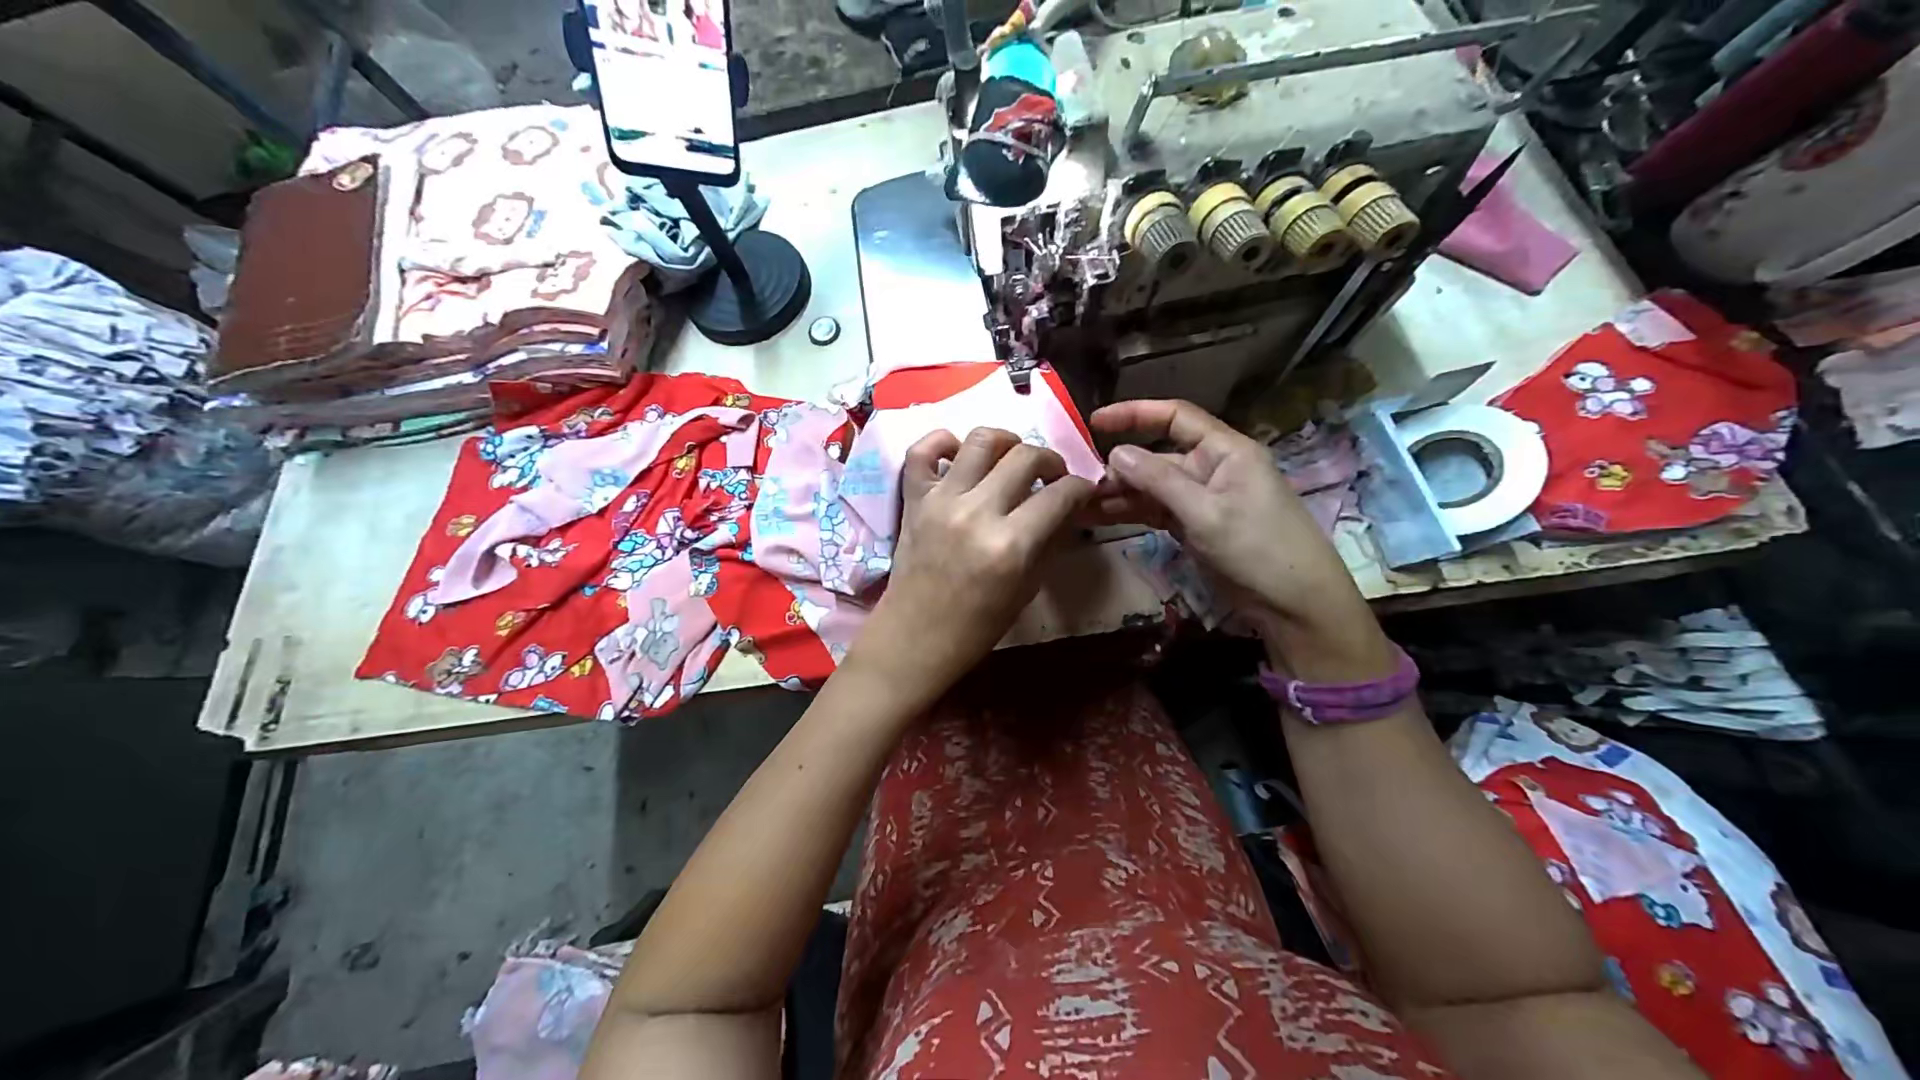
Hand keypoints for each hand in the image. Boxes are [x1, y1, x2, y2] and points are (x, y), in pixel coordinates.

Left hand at [849, 427, 1094, 702]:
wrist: (915, 637)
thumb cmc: (977, 625)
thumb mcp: (1028, 587)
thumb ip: (1050, 541)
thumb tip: (1068, 506)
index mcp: (1010, 544)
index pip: (1061, 494)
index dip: (1082, 488)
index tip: (1083, 491)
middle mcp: (976, 512)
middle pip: (1025, 456)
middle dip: (1050, 460)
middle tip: (1051, 477)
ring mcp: (940, 500)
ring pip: (980, 440)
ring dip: (1006, 441)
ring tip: (1011, 459)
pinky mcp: (913, 498)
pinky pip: (922, 450)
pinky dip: (943, 441)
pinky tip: (959, 454)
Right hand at [1088, 399, 1393, 680]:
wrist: (1295, 605)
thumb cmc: (1259, 548)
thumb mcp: (1205, 511)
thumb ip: (1159, 480)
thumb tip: (1115, 452)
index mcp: (1225, 450)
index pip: (1175, 417)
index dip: (1135, 414)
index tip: (1094, 422)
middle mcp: (1213, 468)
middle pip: (1158, 456)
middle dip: (1121, 467)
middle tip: (1080, 484)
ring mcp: (1204, 500)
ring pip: (1153, 487)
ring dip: (1120, 494)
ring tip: (1081, 504)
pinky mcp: (1196, 527)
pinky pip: (1158, 511)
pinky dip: (1133, 513)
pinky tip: (1102, 517)